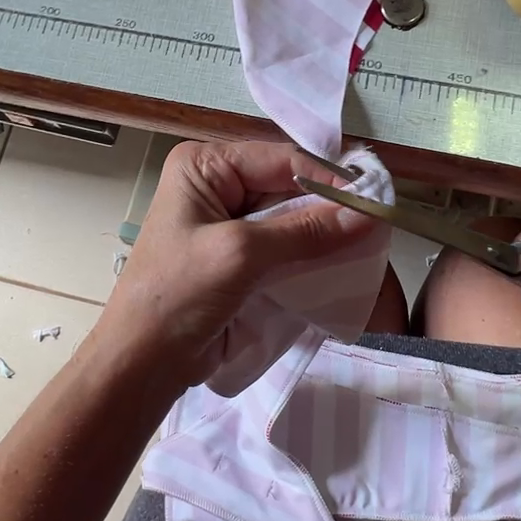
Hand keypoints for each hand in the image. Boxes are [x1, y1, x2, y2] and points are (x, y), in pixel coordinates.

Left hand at [92, 140, 376, 389]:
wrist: (143, 360)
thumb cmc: (179, 294)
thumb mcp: (241, 254)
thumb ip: (305, 231)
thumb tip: (368, 212)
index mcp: (203, 166)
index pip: (279, 159)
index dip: (327, 178)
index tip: (374, 200)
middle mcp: (216, 185)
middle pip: (287, 186)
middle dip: (327, 207)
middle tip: (377, 226)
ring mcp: (227, 222)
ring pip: (290, 218)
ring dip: (323, 234)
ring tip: (367, 247)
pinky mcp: (238, 258)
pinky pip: (284, 247)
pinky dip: (309, 256)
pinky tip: (338, 265)